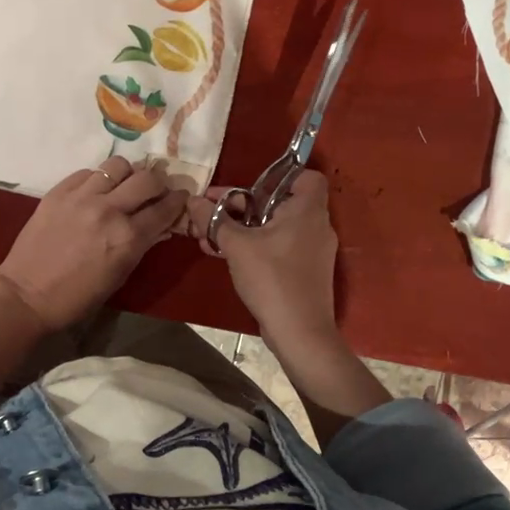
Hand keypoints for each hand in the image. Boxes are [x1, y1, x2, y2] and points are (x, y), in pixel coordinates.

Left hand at [0, 155, 188, 330]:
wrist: (27, 294)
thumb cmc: (78, 296)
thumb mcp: (120, 275)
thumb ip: (142, 245)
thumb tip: (161, 226)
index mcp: (128, 237)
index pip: (164, 208)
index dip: (177, 201)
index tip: (180, 197)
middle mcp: (108, 210)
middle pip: (146, 178)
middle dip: (158, 183)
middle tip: (155, 190)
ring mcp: (81, 197)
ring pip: (117, 166)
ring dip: (127, 174)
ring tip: (123, 185)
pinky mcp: (58, 191)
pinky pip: (87, 172)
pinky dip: (97, 178)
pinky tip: (95, 191)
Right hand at [186, 171, 339, 343]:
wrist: (299, 333)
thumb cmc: (272, 278)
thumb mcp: (236, 245)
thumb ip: (214, 219)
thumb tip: (193, 200)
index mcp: (306, 211)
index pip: (307, 177)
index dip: (281, 176)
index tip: (250, 186)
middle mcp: (316, 226)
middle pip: (280, 202)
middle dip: (243, 205)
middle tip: (214, 212)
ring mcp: (312, 251)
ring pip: (275, 227)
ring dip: (242, 228)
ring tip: (209, 236)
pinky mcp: (304, 271)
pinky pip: (277, 247)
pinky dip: (254, 246)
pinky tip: (223, 254)